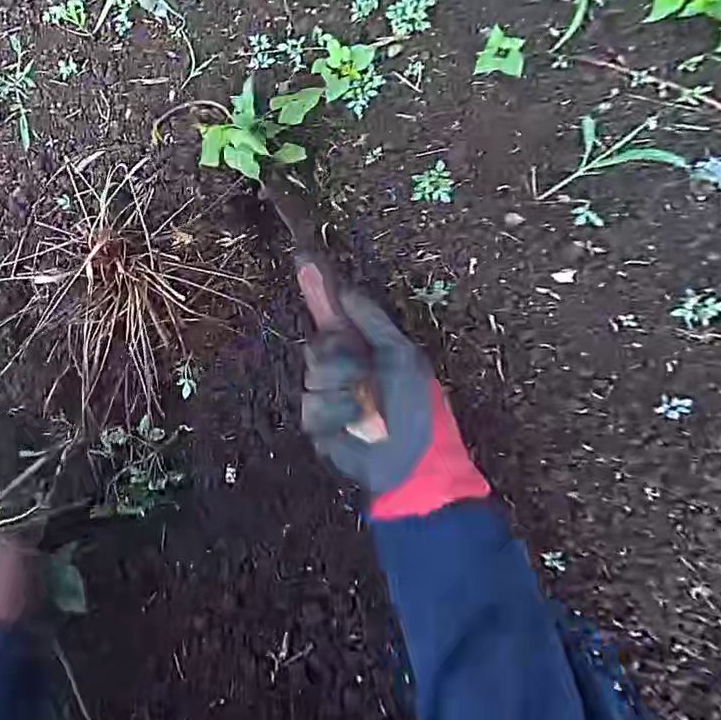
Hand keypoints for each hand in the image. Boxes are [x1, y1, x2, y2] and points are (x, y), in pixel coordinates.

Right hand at [302, 290, 489, 517]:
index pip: (332, 310)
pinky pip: (312, 404)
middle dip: (342, 357)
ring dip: (344, 388)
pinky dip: (338, 412)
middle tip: (365, 372)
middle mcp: (341, 364)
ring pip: (314, 373)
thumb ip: (372, 321)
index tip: (303, 257)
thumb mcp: (402, 355)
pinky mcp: (317, 420)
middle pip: (318, 342)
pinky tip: (356, 422)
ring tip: (367, 404)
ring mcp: (327, 391)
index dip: (318, 285)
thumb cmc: (417, 407)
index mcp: (363, 344)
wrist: (413, 462)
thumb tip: (345, 289)